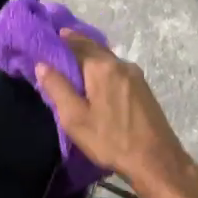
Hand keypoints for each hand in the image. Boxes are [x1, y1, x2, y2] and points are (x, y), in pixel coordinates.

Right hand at [35, 30, 191, 185]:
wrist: (156, 160)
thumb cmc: (110, 140)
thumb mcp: (75, 118)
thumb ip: (57, 88)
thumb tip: (42, 64)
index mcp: (102, 67)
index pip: (77, 43)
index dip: (61, 39)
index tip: (48, 37)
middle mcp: (121, 64)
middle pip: (95, 48)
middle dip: (76, 45)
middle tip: (58, 46)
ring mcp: (136, 76)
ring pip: (107, 61)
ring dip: (90, 59)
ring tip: (74, 65)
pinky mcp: (143, 89)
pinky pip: (117, 71)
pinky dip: (102, 70)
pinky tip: (96, 81)